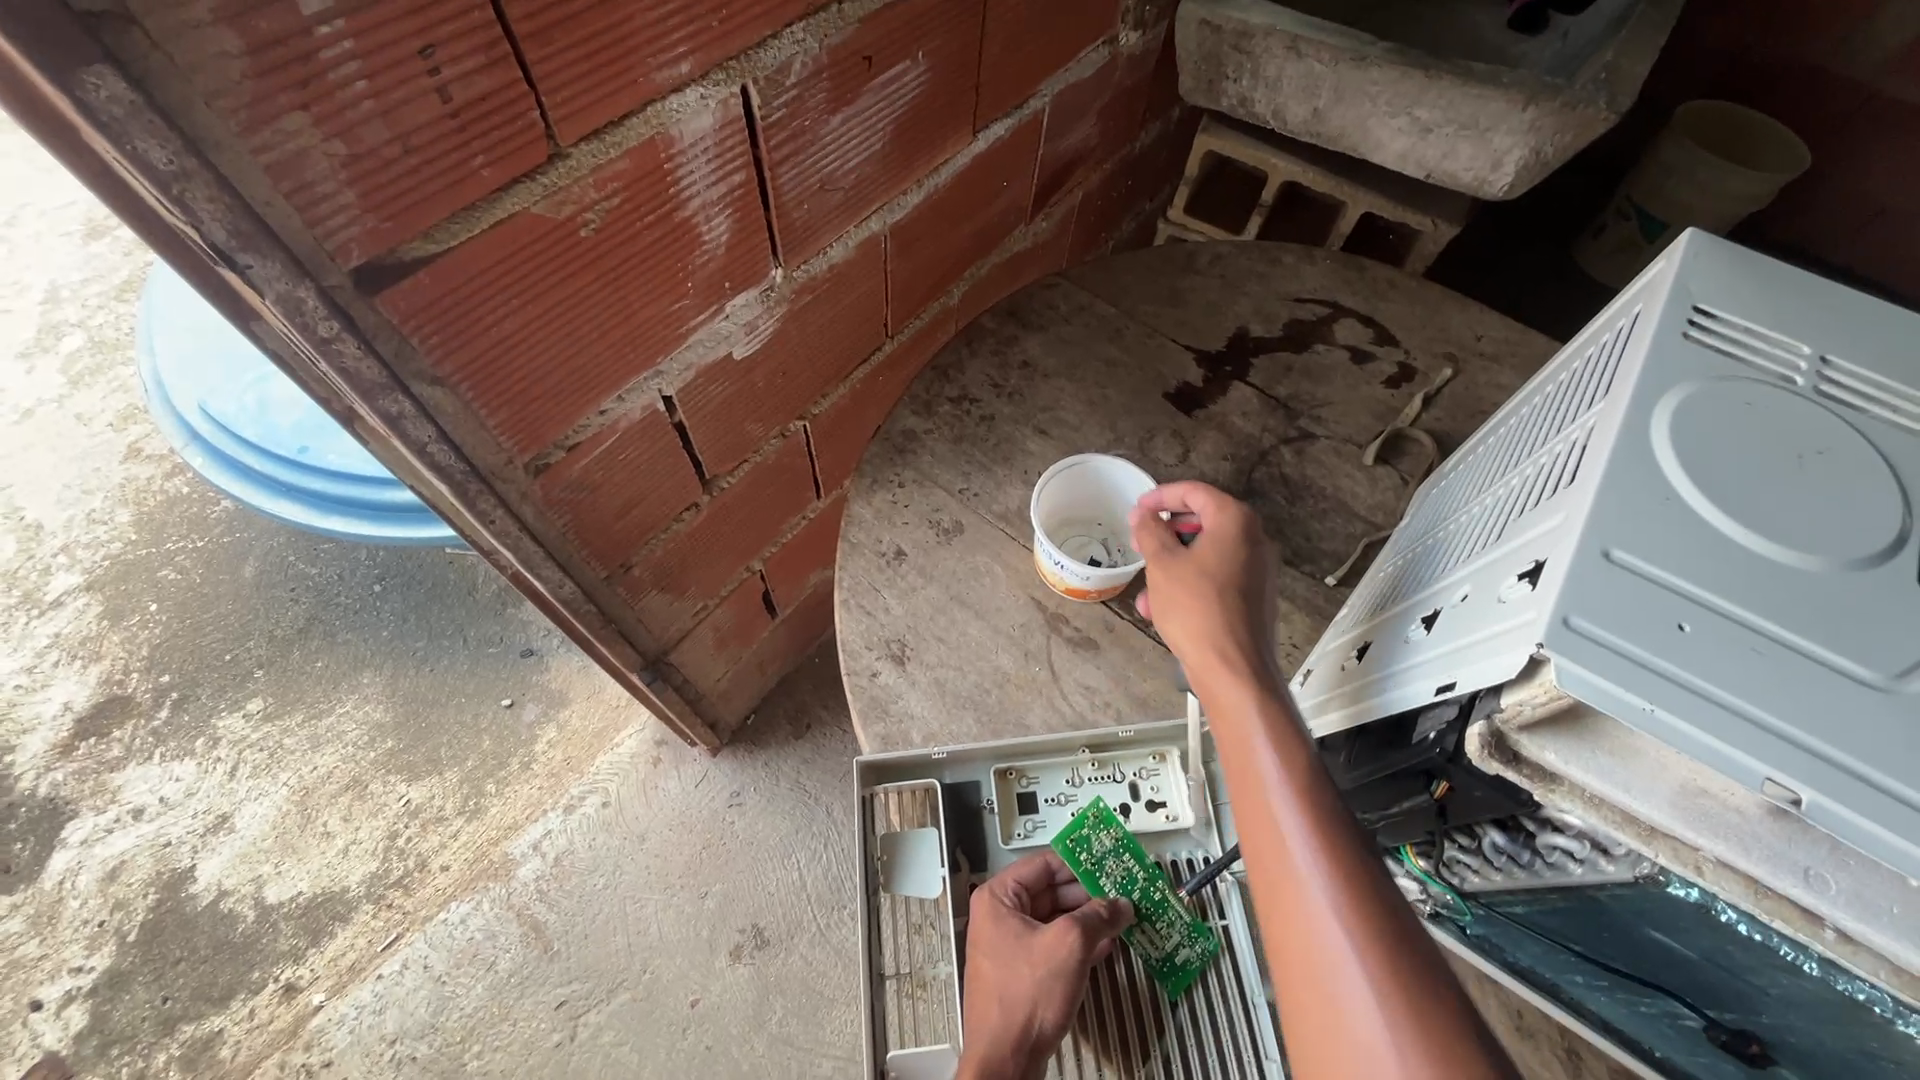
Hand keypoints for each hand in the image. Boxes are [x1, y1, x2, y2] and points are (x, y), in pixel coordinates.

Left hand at [957, 853, 1133, 1078]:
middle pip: (1051, 890)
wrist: (1006, 1060)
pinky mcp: (1023, 973)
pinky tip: (1105, 944)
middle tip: (1120, 891)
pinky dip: (1080, 943)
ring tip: (1119, 915)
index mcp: (998, 898)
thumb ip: (1098, 917)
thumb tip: (1119, 904)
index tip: (1106, 862)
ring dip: (1087, 919)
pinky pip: (1055, 945)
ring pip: (1056, 919)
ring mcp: (1010, 946)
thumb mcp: (1070, 945)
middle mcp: (1000, 917)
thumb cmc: (1022, 1001)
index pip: (1044, 864)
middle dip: (1087, 893)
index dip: (1078, 863)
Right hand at [1129, 481, 1280, 695]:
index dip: (1161, 496)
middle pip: (1203, 521)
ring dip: (1172, 565)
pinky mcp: (1254, 597)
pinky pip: (1215, 579)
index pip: (1195, 492)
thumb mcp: (1163, 565)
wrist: (1234, 668)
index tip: (1137, 509)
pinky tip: (1160, 611)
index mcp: (1235, 522)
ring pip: (1206, 554)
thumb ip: (1150, 531)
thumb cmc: (1195, 609)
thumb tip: (1144, 514)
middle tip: (1139, 542)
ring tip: (1144, 588)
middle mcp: (1254, 540)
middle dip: (1166, 533)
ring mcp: (1258, 570)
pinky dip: (1188, 585)